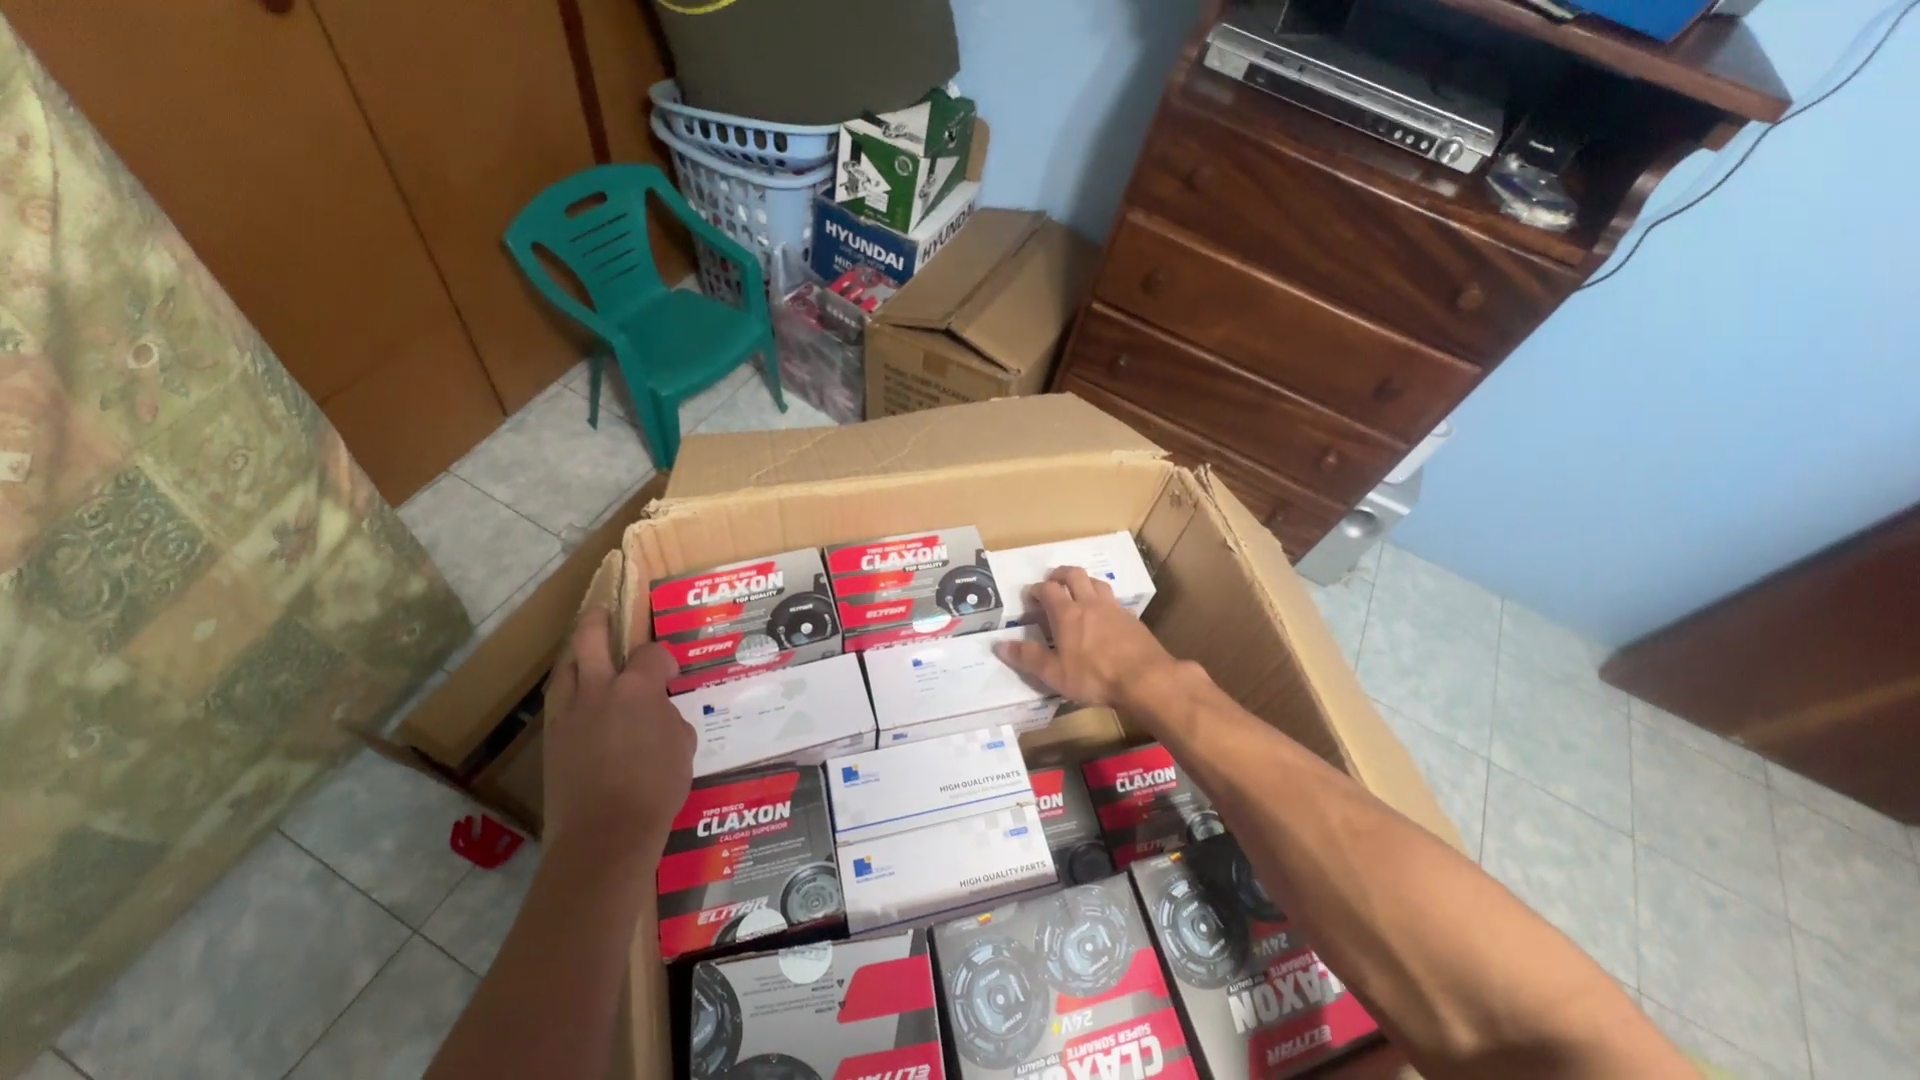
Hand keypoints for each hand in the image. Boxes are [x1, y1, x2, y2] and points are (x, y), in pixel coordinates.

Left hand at [542, 607, 695, 865]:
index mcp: (638, 689)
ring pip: (567, 667)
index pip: (651, 654)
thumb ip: (670, 720)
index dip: (664, 657)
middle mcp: (599, 690)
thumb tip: (658, 716)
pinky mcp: (552, 738)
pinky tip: (578, 699)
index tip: (671, 672)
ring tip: (585, 652)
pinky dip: (570, 691)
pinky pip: (559, 701)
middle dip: (598, 620)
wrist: (606, 831)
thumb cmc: (656, 788)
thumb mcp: (683, 747)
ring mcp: (570, 713)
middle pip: (590, 639)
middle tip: (604, 613)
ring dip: (577, 654)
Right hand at [994, 566, 1187, 709]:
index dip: (1036, 589)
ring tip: (1078, 591)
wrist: (1146, 679)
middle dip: (1060, 574)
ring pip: (1097, 583)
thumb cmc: (1095, 677)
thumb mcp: (1055, 674)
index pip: (1048, 590)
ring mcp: (1114, 609)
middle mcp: (1090, 604)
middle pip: (1075, 575)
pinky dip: (1104, 600)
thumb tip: (1000, 645)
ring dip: (1084, 582)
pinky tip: (1104, 615)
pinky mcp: (1132, 619)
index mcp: (1067, 614)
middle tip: (1053, 581)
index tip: (1030, 596)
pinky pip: (1114, 600)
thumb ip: (1028, 658)